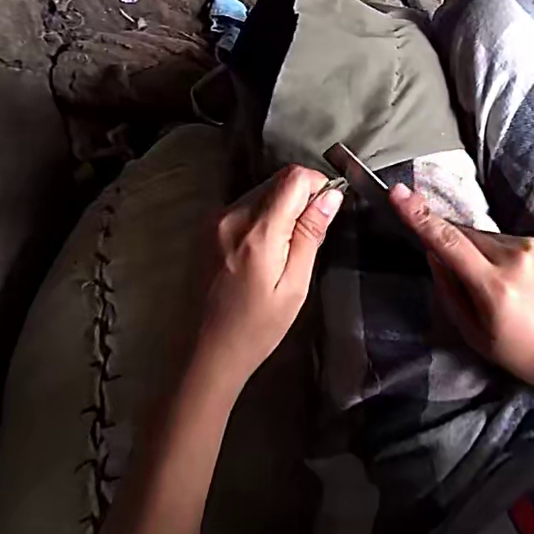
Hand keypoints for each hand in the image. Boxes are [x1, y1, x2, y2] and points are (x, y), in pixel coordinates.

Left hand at [193, 165, 342, 383]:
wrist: (202, 355)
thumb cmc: (253, 329)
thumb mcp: (295, 285)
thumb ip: (311, 234)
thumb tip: (330, 196)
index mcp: (256, 233)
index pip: (293, 178)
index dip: (317, 185)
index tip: (326, 207)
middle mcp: (230, 219)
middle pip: (277, 181)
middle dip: (301, 198)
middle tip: (309, 236)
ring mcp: (213, 222)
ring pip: (262, 191)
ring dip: (282, 208)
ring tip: (285, 250)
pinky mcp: (205, 229)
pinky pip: (244, 206)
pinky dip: (263, 217)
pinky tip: (264, 252)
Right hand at [389, 183, 533, 395]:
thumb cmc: (521, 351)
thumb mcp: (475, 334)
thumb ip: (449, 291)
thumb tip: (432, 254)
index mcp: (494, 286)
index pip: (449, 243)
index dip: (420, 217)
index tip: (399, 194)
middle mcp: (513, 257)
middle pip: (462, 235)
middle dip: (449, 246)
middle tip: (456, 278)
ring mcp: (529, 246)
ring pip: (480, 236)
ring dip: (473, 252)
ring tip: (489, 287)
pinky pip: (500, 239)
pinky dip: (492, 253)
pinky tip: (506, 280)